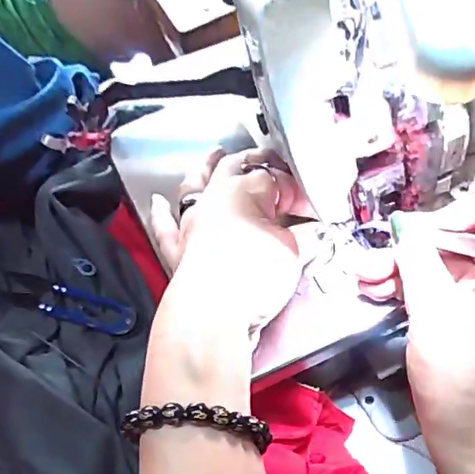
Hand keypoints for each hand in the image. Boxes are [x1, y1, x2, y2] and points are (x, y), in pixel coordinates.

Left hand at [146, 148, 308, 344]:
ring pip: (196, 184)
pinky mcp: (178, 253)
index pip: (277, 179)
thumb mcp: (292, 254)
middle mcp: (213, 200)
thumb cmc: (249, 281)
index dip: (298, 192)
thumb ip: (306, 238)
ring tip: (215, 156)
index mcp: (243, 189)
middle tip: (269, 162)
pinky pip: (164, 226)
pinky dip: (161, 214)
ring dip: (206, 167)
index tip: (312, 209)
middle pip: (234, 167)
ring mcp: (191, 224)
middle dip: (254, 161)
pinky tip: (159, 203)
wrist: (213, 317)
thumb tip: (315, 233)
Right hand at [392, 185, 474, 472]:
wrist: (460, 429)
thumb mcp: (432, 310)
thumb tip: (408, 231)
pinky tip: (379, 288)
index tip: (438, 233)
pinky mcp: (473, 311)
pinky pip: (446, 281)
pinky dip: (414, 281)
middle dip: (425, 240)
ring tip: (369, 275)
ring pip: (452, 257)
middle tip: (389, 253)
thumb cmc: (455, 377)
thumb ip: (419, 259)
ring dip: (409, 262)